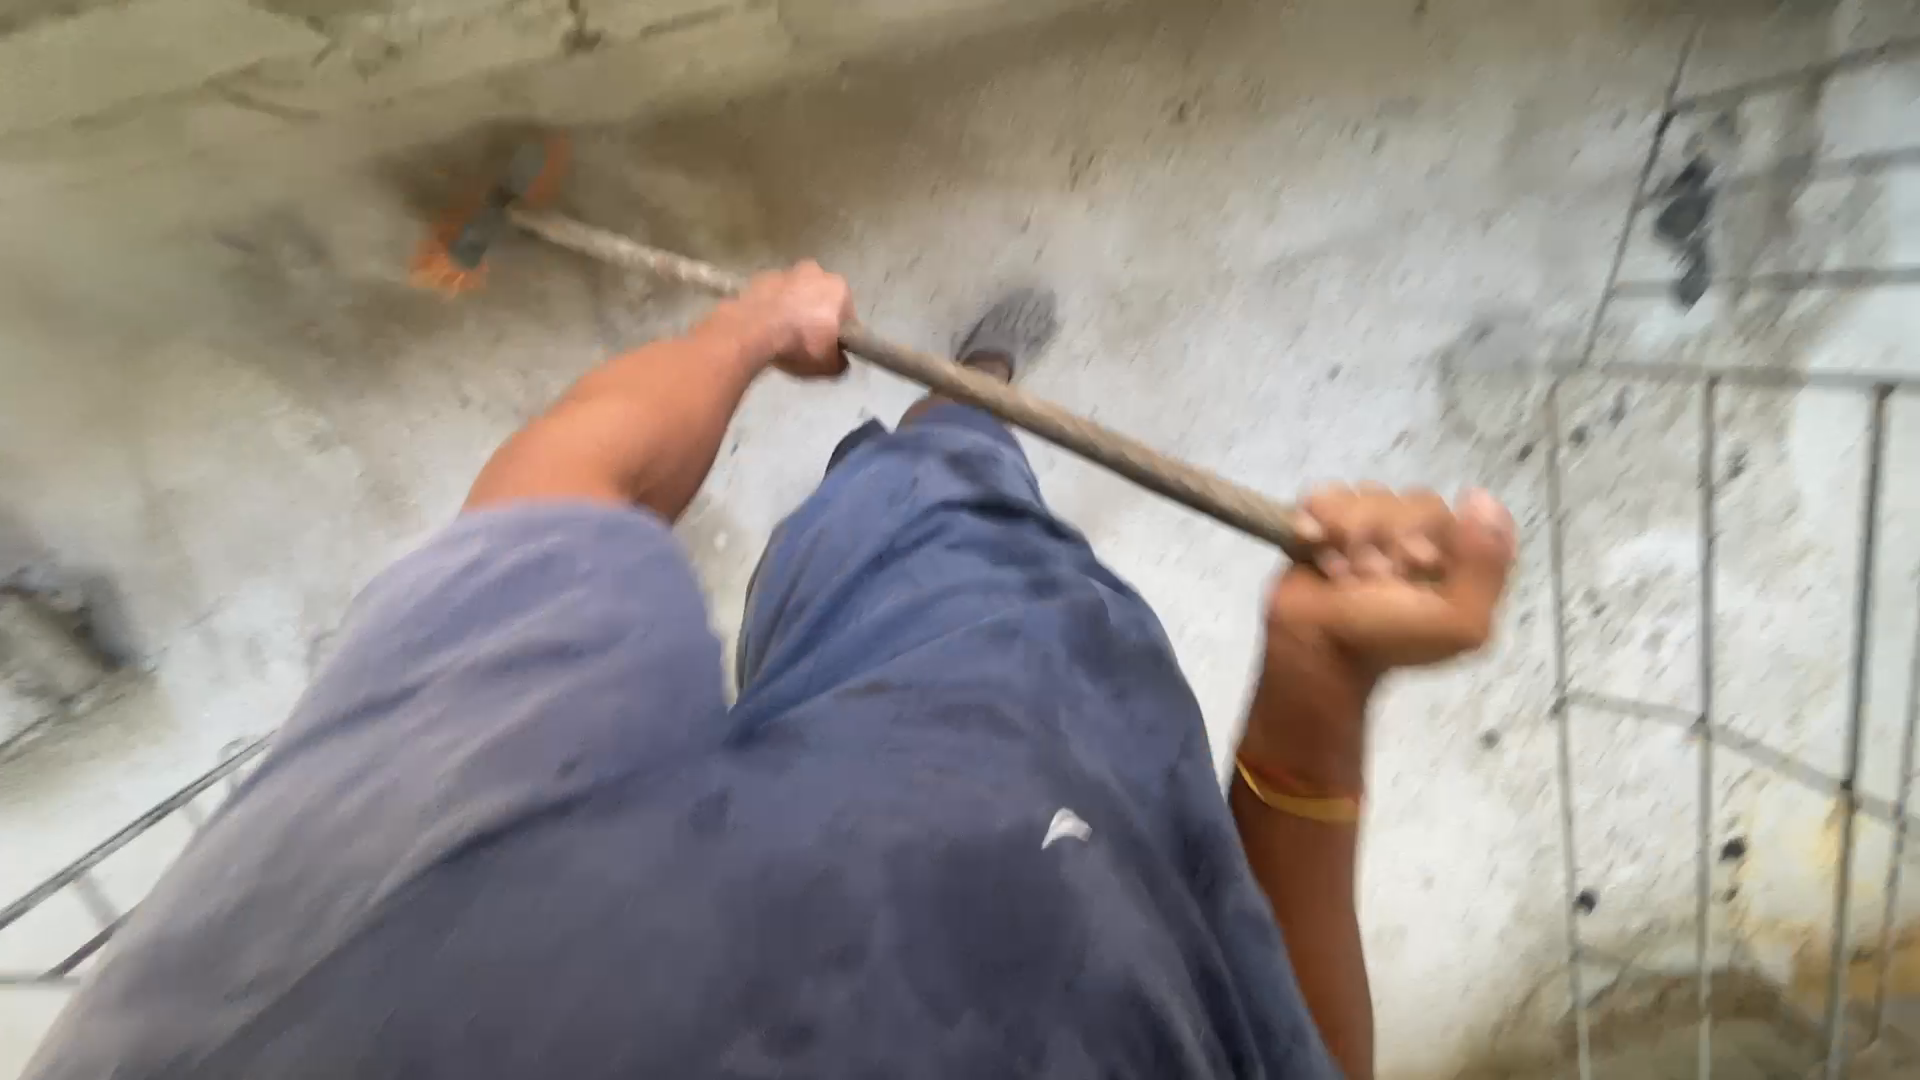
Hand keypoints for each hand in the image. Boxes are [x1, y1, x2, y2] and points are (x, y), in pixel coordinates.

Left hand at [703, 260, 852, 378]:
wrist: (752, 330)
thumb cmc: (800, 343)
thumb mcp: (829, 366)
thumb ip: (840, 361)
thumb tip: (839, 359)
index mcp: (839, 288)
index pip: (846, 314)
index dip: (839, 332)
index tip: (828, 347)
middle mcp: (815, 271)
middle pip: (820, 297)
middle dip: (815, 314)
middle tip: (805, 340)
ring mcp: (784, 271)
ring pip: (794, 294)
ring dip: (792, 309)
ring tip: (782, 336)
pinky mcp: (758, 278)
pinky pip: (771, 296)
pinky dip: (771, 308)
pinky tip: (765, 328)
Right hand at [1242, 485, 1515, 792]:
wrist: (1316, 651)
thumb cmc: (1387, 641)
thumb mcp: (1460, 622)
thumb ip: (1486, 564)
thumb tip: (1480, 497)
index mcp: (1447, 551)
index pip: (1440, 509)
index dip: (1421, 532)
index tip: (1413, 567)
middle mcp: (1407, 533)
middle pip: (1398, 499)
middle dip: (1380, 540)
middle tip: (1369, 579)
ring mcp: (1362, 525)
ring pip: (1360, 495)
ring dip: (1346, 535)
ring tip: (1339, 573)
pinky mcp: (1319, 523)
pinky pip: (1321, 496)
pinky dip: (1314, 519)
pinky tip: (1314, 543)